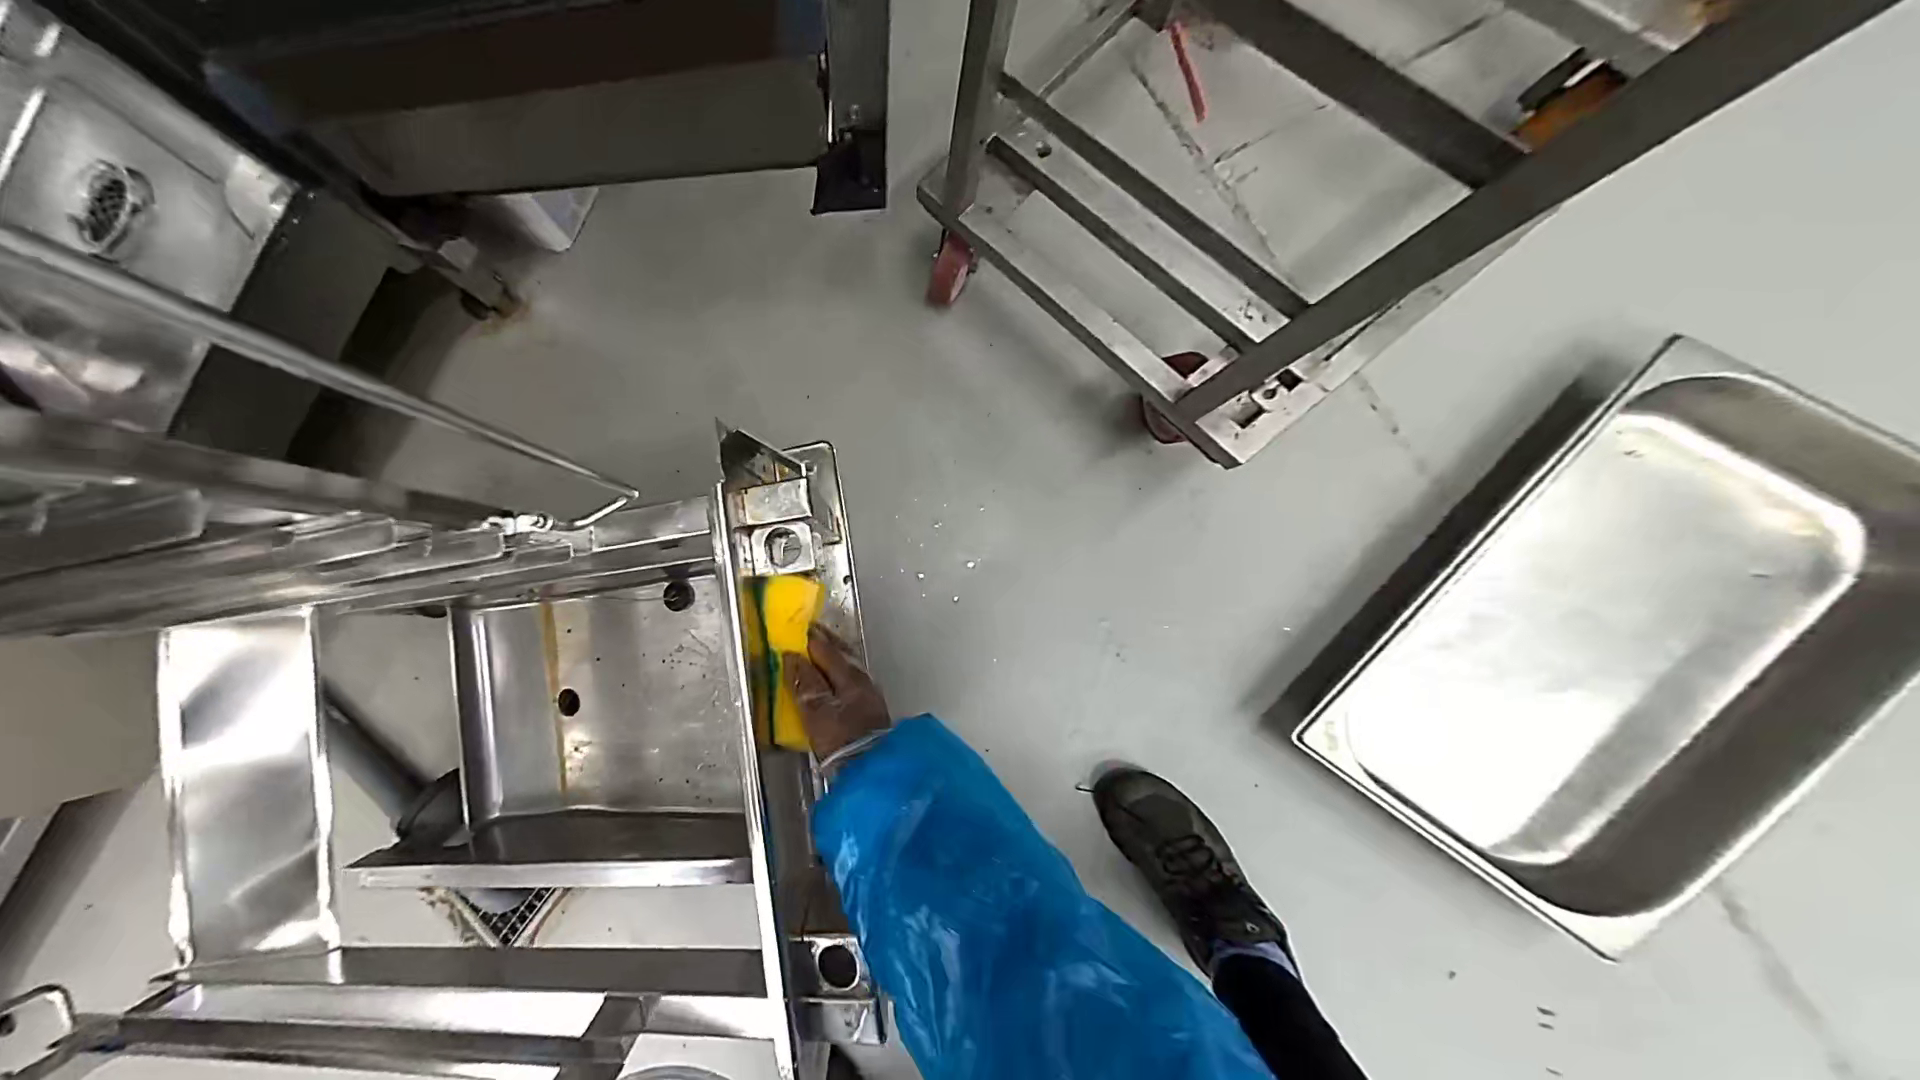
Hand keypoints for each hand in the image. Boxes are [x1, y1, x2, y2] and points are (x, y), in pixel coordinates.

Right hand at [784, 625, 890, 758]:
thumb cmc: (843, 741)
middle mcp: (862, 680)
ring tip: (817, 653)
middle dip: (824, 642)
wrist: (873, 770)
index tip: (796, 631)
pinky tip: (832, 679)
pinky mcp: (870, 710)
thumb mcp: (817, 712)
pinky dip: (838, 673)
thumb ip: (805, 684)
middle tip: (808, 633)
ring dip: (832, 657)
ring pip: (847, 666)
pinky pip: (850, 680)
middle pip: (841, 654)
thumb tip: (792, 657)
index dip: (809, 639)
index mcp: (849, 677)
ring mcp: (868, 695)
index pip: (826, 650)